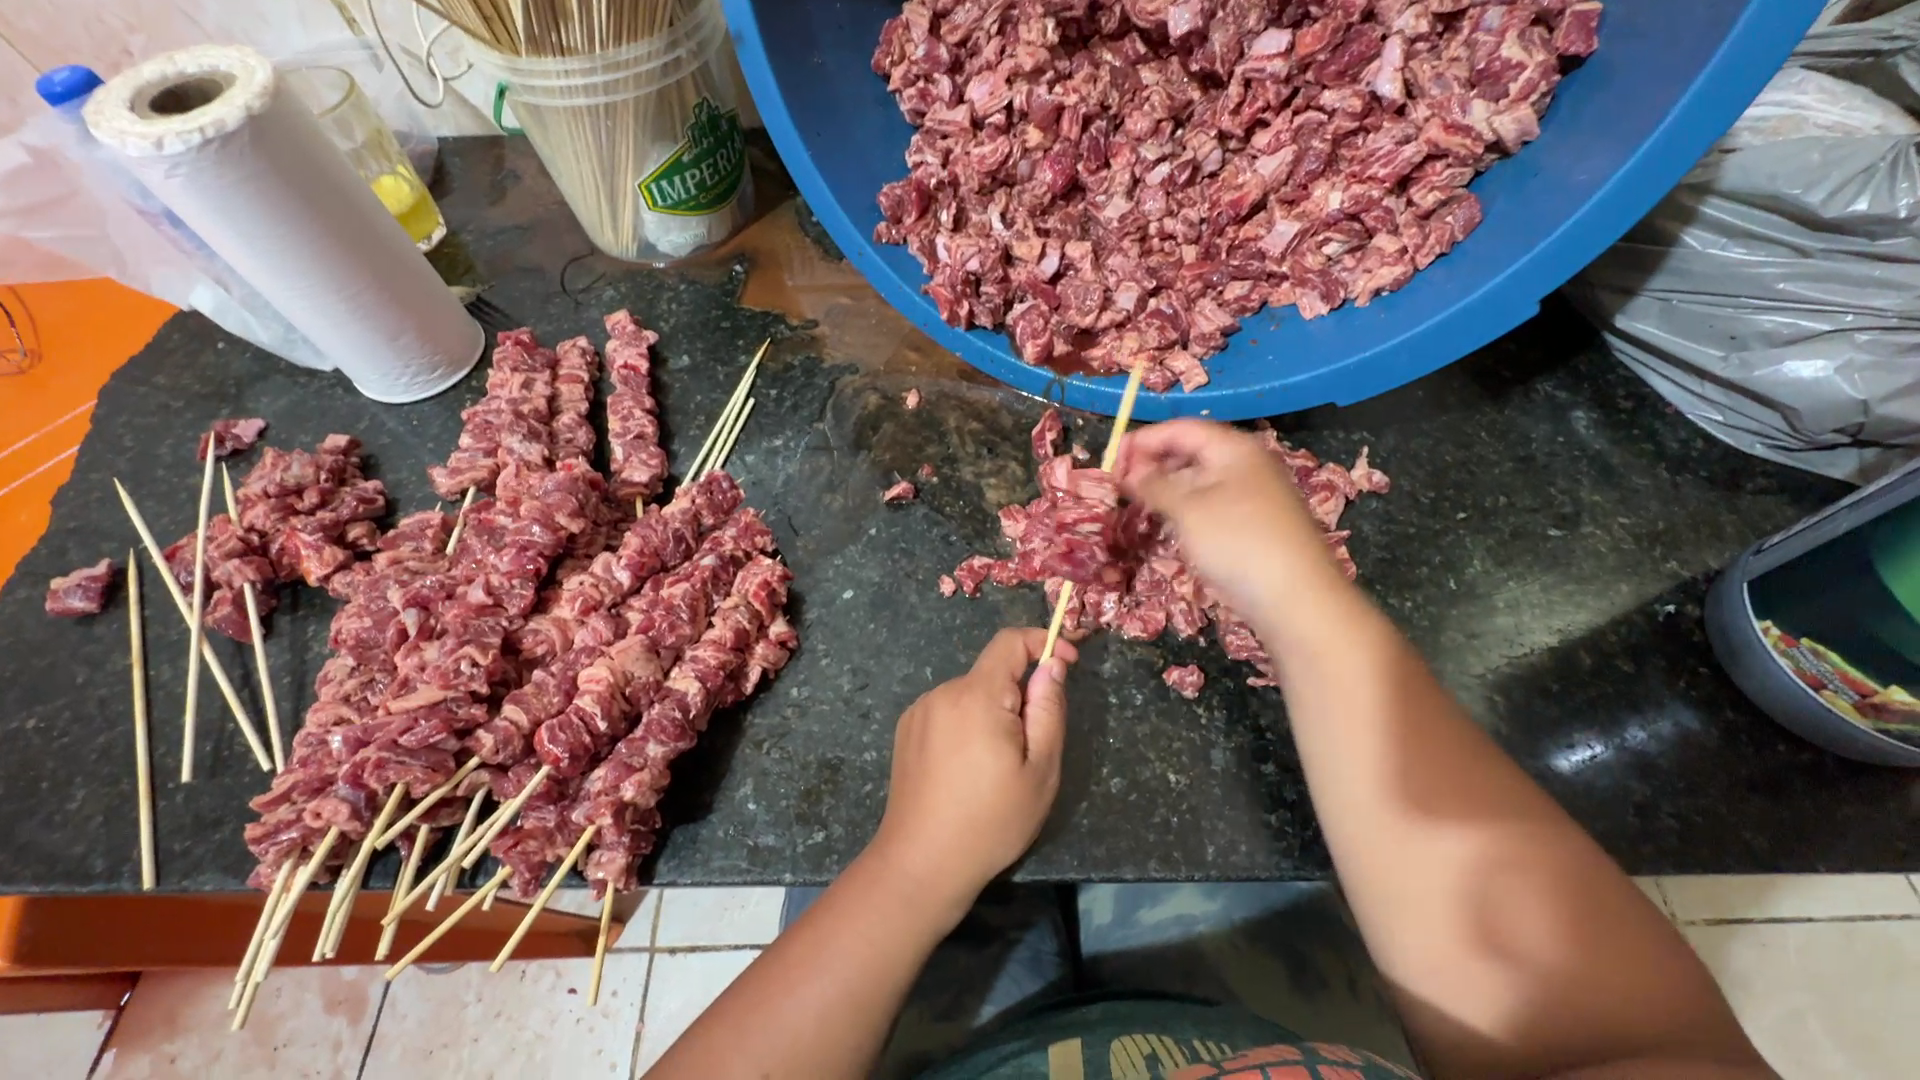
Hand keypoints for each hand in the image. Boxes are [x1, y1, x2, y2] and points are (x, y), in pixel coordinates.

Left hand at [867, 628, 1077, 913]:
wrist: (921, 863)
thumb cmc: (991, 821)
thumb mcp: (1040, 770)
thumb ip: (1048, 709)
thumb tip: (1051, 666)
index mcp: (977, 696)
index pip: (1009, 642)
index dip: (1042, 642)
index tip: (1068, 663)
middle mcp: (943, 693)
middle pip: (992, 674)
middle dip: (1019, 696)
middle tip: (1032, 747)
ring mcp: (920, 711)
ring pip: (971, 695)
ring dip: (993, 714)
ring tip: (997, 768)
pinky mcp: (907, 731)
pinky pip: (949, 712)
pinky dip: (968, 726)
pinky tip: (966, 771)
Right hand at [1116, 418, 1346, 625]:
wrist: (1295, 598)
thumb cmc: (1238, 542)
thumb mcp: (1187, 509)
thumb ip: (1154, 485)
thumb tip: (1128, 471)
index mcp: (1233, 448)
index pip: (1180, 429)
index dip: (1143, 440)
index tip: (1110, 461)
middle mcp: (1245, 465)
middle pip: (1191, 452)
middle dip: (1152, 464)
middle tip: (1119, 486)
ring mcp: (1252, 496)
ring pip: (1200, 481)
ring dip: (1166, 489)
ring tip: (1136, 506)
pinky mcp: (1252, 525)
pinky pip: (1210, 505)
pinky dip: (1184, 509)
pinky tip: (1167, 527)